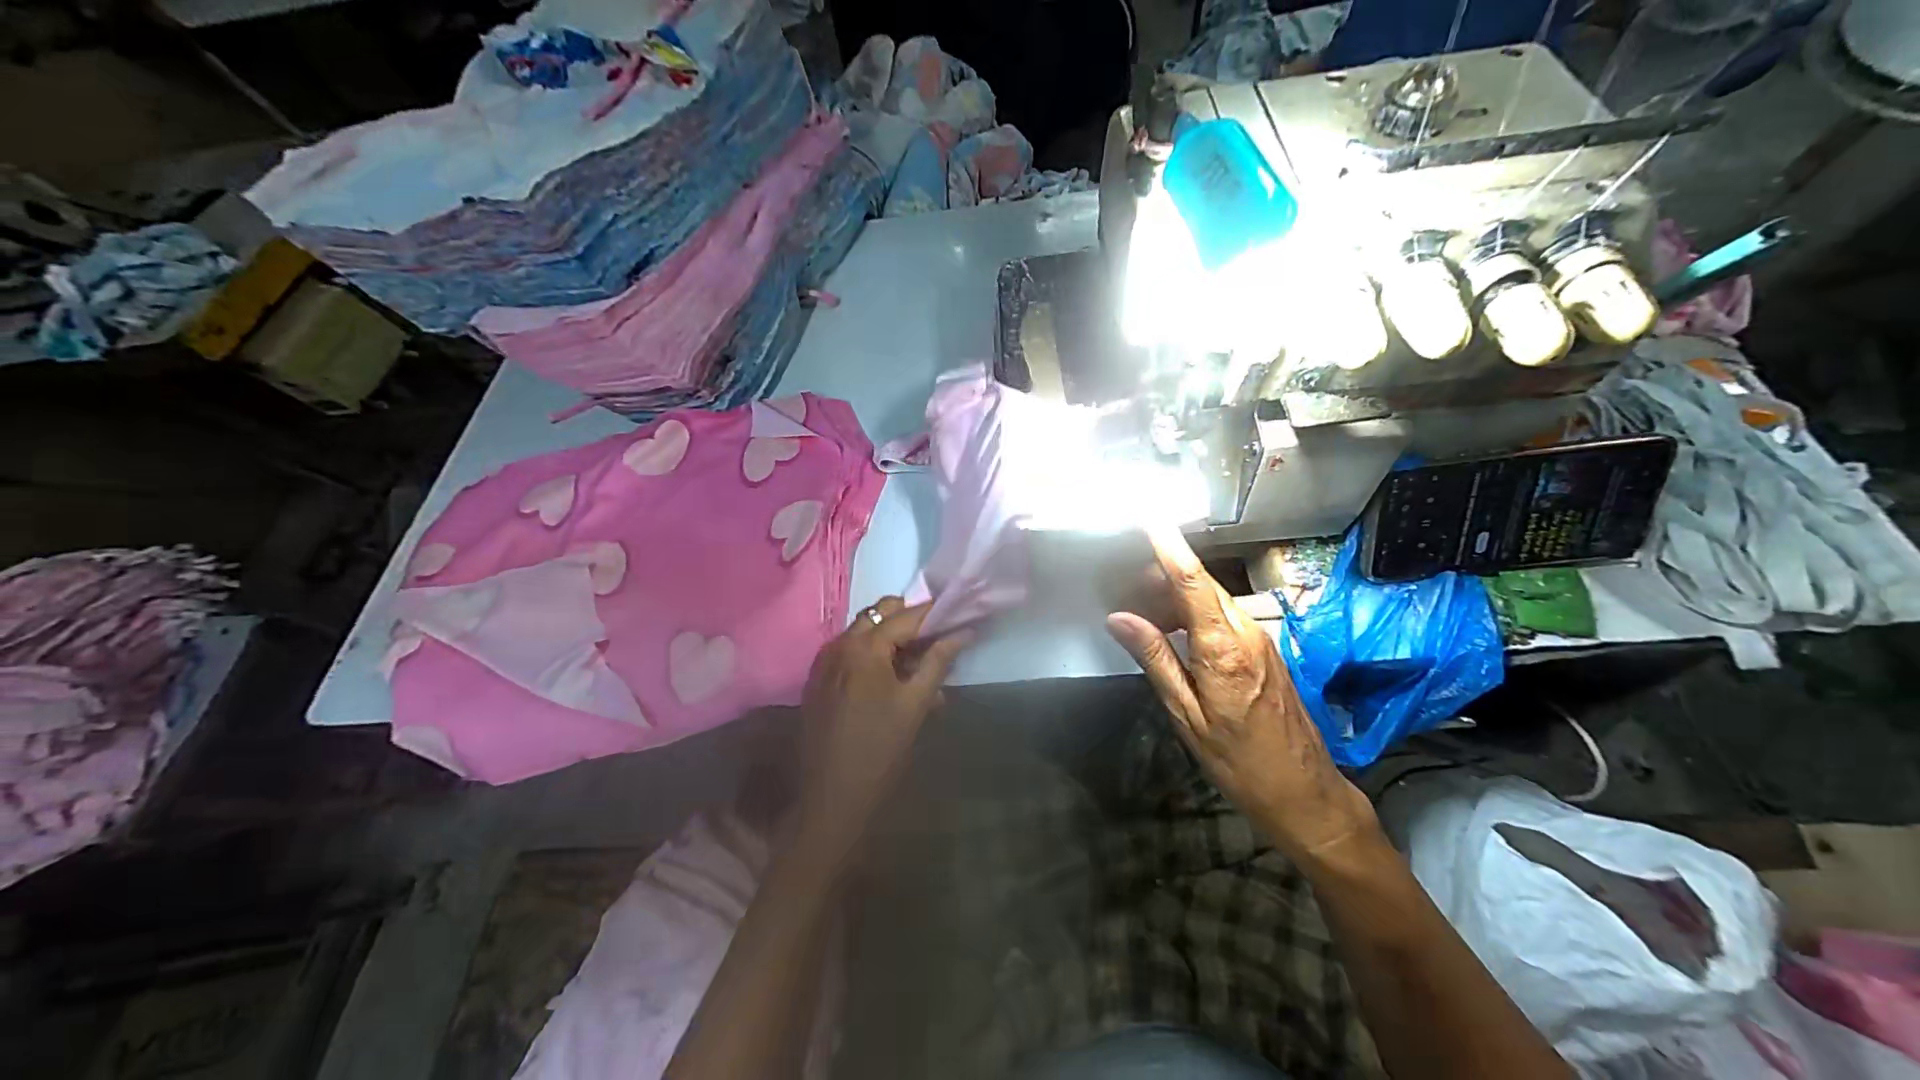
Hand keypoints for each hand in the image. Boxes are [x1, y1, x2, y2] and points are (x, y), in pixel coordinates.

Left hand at [795, 597, 965, 854]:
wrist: (832, 796)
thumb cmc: (880, 749)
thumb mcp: (915, 703)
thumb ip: (938, 661)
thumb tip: (962, 631)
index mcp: (864, 647)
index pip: (907, 615)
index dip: (936, 613)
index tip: (960, 614)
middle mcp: (839, 644)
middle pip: (881, 613)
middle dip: (911, 620)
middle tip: (939, 640)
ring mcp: (824, 660)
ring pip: (864, 630)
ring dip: (892, 637)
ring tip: (919, 663)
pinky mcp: (818, 678)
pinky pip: (849, 650)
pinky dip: (872, 653)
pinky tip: (892, 678)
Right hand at [1105, 526, 1379, 863]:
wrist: (1304, 792)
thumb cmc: (1239, 761)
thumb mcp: (1187, 714)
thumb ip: (1156, 659)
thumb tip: (1120, 619)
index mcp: (1224, 648)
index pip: (1193, 582)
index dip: (1168, 546)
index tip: (1149, 515)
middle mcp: (1248, 632)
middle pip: (1202, 585)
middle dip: (1163, 574)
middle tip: (1125, 581)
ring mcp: (1262, 639)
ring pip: (1213, 600)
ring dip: (1176, 597)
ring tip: (1140, 609)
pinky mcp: (1266, 650)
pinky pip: (1223, 618)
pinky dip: (1193, 615)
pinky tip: (1171, 632)